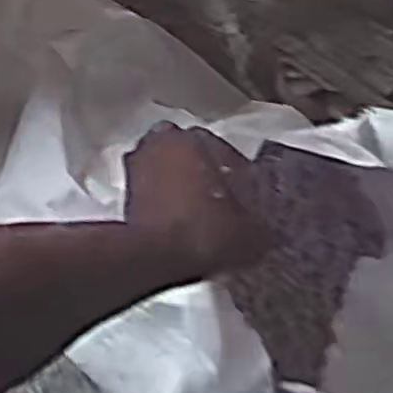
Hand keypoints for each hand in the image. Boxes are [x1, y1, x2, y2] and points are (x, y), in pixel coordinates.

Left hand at [123, 123, 269, 274]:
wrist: (157, 251)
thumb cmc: (207, 231)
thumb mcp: (254, 229)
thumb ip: (263, 212)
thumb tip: (267, 211)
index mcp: (192, 140)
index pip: (218, 145)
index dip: (236, 169)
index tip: (248, 189)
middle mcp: (160, 141)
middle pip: (186, 147)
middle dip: (202, 164)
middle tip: (220, 191)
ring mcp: (138, 158)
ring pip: (164, 158)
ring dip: (178, 172)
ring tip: (198, 201)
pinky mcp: (125, 180)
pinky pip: (150, 176)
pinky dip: (162, 186)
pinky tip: (177, 209)